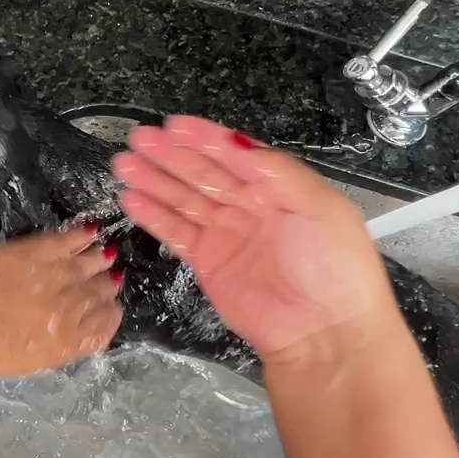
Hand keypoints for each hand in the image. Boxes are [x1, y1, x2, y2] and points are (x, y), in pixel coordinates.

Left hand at [0, 228, 122, 376]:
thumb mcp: (31, 360)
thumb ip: (60, 345)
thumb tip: (76, 330)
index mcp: (68, 342)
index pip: (105, 325)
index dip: (109, 313)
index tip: (109, 306)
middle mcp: (68, 309)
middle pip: (98, 293)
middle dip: (105, 285)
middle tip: (109, 277)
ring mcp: (52, 278)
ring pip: (88, 266)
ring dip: (98, 260)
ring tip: (104, 256)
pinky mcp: (31, 253)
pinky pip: (65, 241)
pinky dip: (80, 235)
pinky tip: (91, 231)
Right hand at [112, 116, 395, 363]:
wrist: (323, 332)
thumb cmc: (334, 268)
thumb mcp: (319, 207)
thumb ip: (277, 171)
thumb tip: (235, 141)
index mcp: (280, 188)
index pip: (235, 155)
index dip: (204, 139)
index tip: (173, 125)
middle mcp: (249, 206)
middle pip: (202, 173)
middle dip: (169, 155)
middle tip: (139, 139)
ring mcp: (225, 234)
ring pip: (182, 199)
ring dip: (153, 180)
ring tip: (124, 164)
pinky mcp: (206, 261)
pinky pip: (174, 231)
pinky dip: (152, 215)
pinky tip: (131, 199)